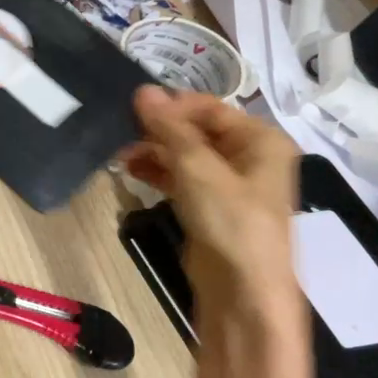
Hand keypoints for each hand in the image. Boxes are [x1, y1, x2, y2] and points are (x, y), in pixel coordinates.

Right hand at [120, 86, 300, 319]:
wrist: (241, 286)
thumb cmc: (231, 222)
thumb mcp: (198, 171)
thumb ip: (170, 130)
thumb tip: (143, 90)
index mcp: (260, 140)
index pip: (209, 108)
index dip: (170, 106)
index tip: (127, 109)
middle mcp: (248, 155)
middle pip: (195, 130)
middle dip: (157, 131)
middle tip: (117, 134)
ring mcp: (228, 181)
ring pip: (184, 154)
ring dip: (152, 151)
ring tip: (118, 157)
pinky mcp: (209, 204)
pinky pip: (180, 176)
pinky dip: (157, 171)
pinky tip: (130, 171)